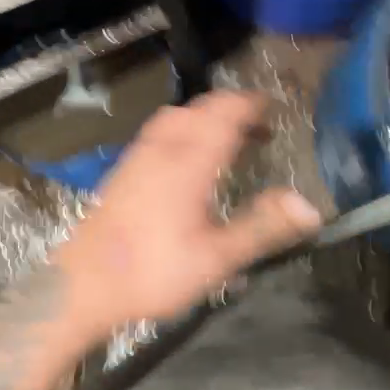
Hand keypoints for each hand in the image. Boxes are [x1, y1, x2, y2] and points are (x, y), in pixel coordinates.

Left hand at [52, 91, 322, 336]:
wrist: (79, 285)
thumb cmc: (151, 272)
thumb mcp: (216, 258)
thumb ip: (262, 229)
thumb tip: (310, 208)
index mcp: (190, 162)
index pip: (225, 114)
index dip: (251, 104)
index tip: (272, 106)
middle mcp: (164, 149)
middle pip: (201, 108)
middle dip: (232, 108)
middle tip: (258, 124)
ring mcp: (139, 156)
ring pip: (177, 116)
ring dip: (207, 116)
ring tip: (228, 136)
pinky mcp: (124, 169)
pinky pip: (160, 130)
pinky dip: (185, 128)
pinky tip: (188, 156)